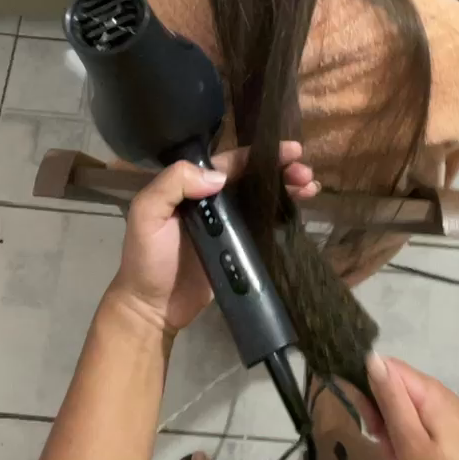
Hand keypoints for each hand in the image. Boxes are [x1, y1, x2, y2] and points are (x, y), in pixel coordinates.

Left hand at [104, 142, 317, 335]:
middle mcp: (213, 200)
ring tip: (311, 187)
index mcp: (191, 185)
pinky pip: (265, 226)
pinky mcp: (240, 249)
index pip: (231, 162)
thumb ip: (173, 184)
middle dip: (281, 169)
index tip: (290, 150)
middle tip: (306, 172)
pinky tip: (301, 210)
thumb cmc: (147, 258)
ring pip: (262, 198)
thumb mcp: (147, 214)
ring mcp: (228, 226)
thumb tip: (220, 177)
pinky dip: (284, 215)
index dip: (260, 153)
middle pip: (253, 177)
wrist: (152, 309)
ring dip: (287, 188)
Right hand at [365, 353, 458, 459]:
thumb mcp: (413, 444)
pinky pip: (423, 446)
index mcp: (426, 390)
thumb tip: (370, 355)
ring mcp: (448, 419)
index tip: (372, 428)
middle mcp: (437, 397)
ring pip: (406, 431)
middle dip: (389, 437)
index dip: (369, 395)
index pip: (382, 369)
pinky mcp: (455, 440)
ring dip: (405, 459)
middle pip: (393, 404)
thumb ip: (390, 400)